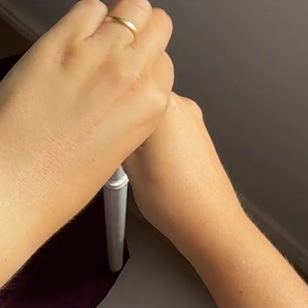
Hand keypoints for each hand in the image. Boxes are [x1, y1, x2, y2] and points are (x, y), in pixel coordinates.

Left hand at [0, 0, 174, 233]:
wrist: (12, 180)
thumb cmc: (58, 179)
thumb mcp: (117, 146)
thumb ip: (127, 108)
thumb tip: (117, 85)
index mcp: (152, 104)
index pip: (163, 58)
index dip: (143, 58)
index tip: (125, 64)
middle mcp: (134, 72)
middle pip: (157, 22)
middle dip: (139, 27)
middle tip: (114, 38)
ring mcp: (101, 52)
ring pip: (129, 5)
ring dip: (113, 17)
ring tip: (89, 34)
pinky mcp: (65, 39)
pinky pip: (88, 7)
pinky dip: (81, 18)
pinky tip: (67, 39)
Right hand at [122, 93, 249, 264]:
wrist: (210, 223)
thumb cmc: (172, 198)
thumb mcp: (130, 167)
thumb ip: (118, 137)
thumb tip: (108, 126)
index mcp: (165, 104)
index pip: (130, 84)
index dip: (110, 99)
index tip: (97, 114)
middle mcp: (183, 104)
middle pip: (143, 94)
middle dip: (126, 111)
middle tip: (108, 134)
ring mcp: (194, 118)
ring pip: (156, 110)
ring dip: (142, 124)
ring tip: (129, 151)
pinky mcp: (200, 134)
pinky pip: (170, 123)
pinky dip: (157, 134)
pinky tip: (149, 159)